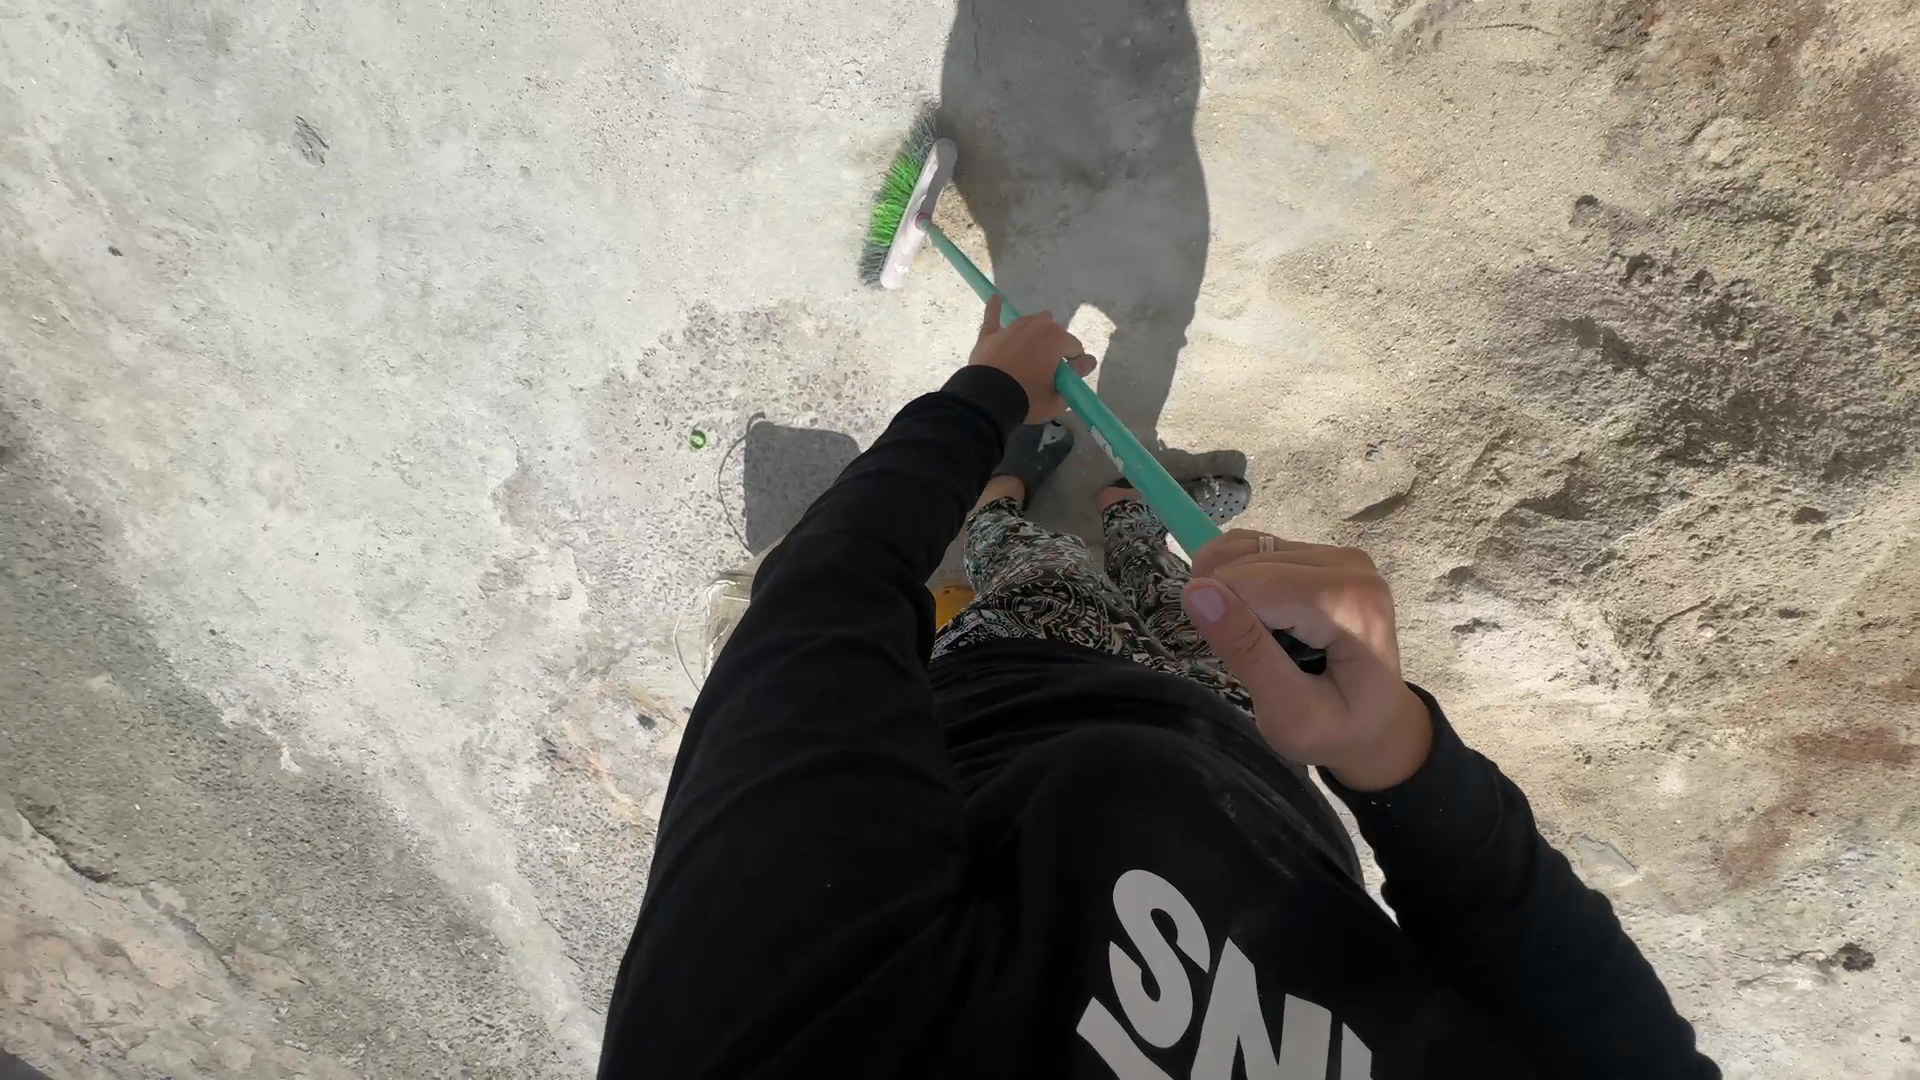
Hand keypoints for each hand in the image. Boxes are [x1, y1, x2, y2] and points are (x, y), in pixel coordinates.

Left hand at [968, 296, 1096, 422]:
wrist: (987, 400)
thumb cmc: (1028, 399)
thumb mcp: (1058, 397)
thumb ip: (1076, 377)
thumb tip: (1088, 361)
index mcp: (1056, 338)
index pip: (1074, 347)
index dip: (1073, 363)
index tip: (1066, 378)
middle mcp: (1035, 326)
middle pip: (1052, 332)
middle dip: (1053, 346)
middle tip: (1045, 370)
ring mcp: (1011, 328)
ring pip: (1029, 322)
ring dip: (1033, 333)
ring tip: (1030, 351)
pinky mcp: (989, 335)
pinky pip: (993, 317)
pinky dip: (995, 309)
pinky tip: (996, 299)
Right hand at [1180, 531, 1432, 791]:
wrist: (1374, 725)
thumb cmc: (1334, 729)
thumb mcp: (1289, 714)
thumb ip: (1246, 651)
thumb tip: (1194, 590)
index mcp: (1351, 603)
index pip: (1251, 585)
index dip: (1225, 622)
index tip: (1245, 664)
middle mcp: (1348, 565)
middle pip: (1243, 566)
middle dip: (1226, 608)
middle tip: (1252, 656)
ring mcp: (1333, 553)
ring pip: (1239, 552)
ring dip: (1225, 593)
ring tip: (1252, 636)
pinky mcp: (1315, 550)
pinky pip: (1247, 546)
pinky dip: (1230, 576)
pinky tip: (1247, 610)